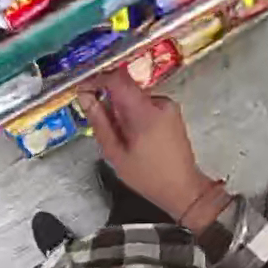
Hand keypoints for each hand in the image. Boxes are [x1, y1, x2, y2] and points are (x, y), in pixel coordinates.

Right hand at [78, 72, 228, 229]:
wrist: (183, 188)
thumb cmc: (148, 177)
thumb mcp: (115, 153)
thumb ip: (99, 122)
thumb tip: (85, 96)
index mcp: (145, 113)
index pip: (118, 79)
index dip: (97, 80)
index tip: (84, 89)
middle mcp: (160, 103)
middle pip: (126, 89)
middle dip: (110, 101)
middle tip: (103, 125)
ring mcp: (169, 107)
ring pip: (135, 97)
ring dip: (123, 110)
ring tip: (123, 138)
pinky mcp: (173, 112)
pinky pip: (146, 104)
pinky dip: (136, 115)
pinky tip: (136, 137)